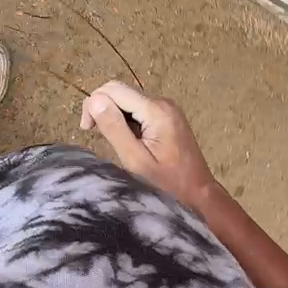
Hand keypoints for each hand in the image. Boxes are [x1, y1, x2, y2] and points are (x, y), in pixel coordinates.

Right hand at [81, 81, 218, 209]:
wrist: (200, 197)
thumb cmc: (168, 185)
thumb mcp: (136, 160)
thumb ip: (114, 128)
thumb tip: (94, 100)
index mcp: (156, 110)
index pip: (114, 90)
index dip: (94, 104)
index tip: (87, 129)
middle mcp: (162, 102)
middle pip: (120, 92)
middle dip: (102, 107)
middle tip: (94, 134)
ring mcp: (166, 109)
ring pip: (127, 101)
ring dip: (114, 116)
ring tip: (115, 143)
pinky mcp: (167, 117)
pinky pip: (138, 110)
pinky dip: (126, 121)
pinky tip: (128, 142)